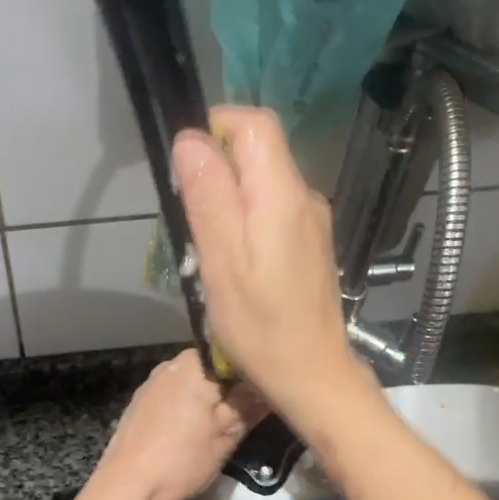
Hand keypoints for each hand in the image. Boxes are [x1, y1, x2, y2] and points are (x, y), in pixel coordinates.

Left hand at [88, 350, 264, 499]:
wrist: (126, 487)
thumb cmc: (182, 459)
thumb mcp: (227, 434)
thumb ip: (251, 403)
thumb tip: (270, 384)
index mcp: (193, 364)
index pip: (233, 351)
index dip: (252, 369)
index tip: (266, 390)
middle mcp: (169, 365)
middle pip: (211, 367)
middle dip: (230, 386)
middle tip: (247, 413)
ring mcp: (150, 384)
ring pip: (191, 383)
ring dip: (208, 399)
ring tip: (220, 425)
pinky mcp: (138, 405)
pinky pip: (172, 397)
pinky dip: (186, 409)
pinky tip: (189, 433)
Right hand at [172, 107, 376, 431]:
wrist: (312, 375)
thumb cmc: (260, 326)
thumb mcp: (221, 261)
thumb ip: (208, 196)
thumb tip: (190, 139)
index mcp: (281, 194)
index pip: (254, 124)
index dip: (216, 128)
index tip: (186, 169)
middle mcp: (304, 197)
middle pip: (258, 154)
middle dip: (216, 173)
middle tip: (191, 221)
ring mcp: (312, 223)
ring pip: (263, 187)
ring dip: (229, 204)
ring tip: (209, 251)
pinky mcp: (311, 247)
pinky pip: (273, 215)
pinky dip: (247, 226)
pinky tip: (235, 267)